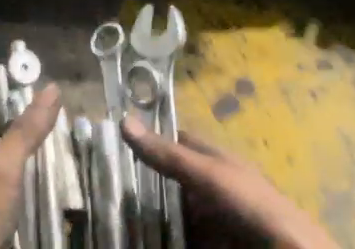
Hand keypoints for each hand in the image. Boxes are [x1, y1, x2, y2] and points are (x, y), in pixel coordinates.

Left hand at [0, 83, 61, 248]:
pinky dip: (38, 198)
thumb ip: (25, 130)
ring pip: (17, 175)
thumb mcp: (3, 163)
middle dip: (34, 141)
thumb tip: (52, 87)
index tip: (54, 103)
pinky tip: (56, 199)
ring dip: (39, 172)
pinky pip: (23, 202)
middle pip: (9, 146)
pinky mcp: (0, 222)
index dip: (21, 108)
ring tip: (71, 165)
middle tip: (70, 136)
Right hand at [122, 113, 340, 248]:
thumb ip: (167, 155)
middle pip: (167, 184)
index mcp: (212, 162)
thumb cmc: (251, 206)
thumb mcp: (208, 176)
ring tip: (111, 219)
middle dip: (139, 188)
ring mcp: (209, 222)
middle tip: (102, 189)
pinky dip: (161, 238)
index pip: (173, 143)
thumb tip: (122, 119)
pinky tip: (135, 238)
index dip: (147, 141)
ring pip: (170, 216)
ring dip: (146, 220)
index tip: (111, 144)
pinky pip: (180, 238)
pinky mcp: (208, 245)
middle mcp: (208, 189)